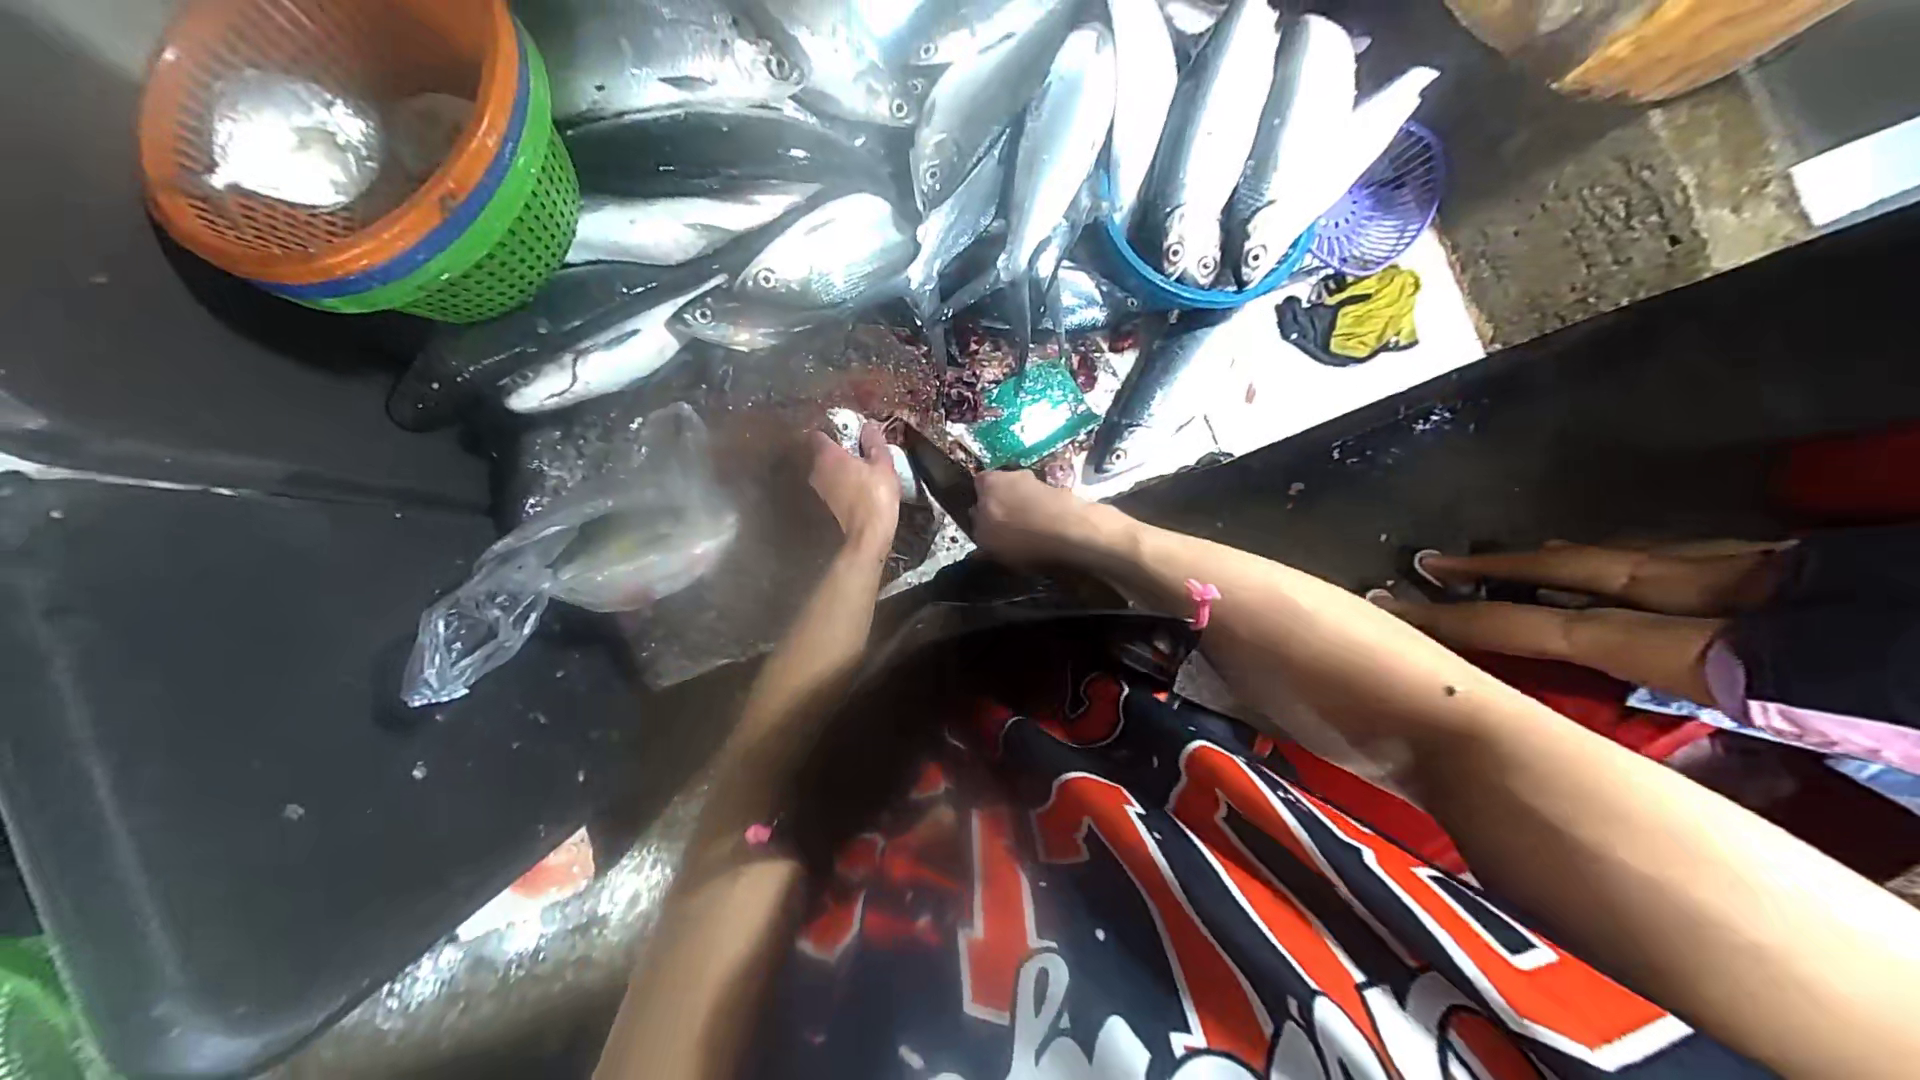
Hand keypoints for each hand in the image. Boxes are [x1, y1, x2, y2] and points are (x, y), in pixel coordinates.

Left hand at [808, 423, 900, 557]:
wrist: (869, 533)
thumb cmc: (875, 493)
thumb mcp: (882, 463)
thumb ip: (874, 442)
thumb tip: (868, 427)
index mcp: (827, 455)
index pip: (818, 434)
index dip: (831, 430)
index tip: (848, 430)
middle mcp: (817, 470)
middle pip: (822, 452)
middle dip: (838, 448)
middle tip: (859, 447)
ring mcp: (820, 488)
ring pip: (826, 469)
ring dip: (840, 465)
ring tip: (861, 464)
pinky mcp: (827, 502)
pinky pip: (832, 482)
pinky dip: (841, 479)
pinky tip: (859, 481)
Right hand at [973, 469, 1123, 567]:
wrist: (1070, 533)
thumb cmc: (1018, 537)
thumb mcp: (985, 542)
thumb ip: (978, 529)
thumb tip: (978, 522)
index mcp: (990, 481)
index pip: (978, 485)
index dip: (981, 502)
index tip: (984, 521)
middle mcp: (1015, 474)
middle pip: (1005, 489)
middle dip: (1005, 505)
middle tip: (1006, 530)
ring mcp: (1041, 482)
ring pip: (1027, 497)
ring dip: (1027, 512)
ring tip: (1030, 537)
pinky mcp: (1065, 493)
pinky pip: (1047, 507)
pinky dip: (1046, 518)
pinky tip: (1048, 537)